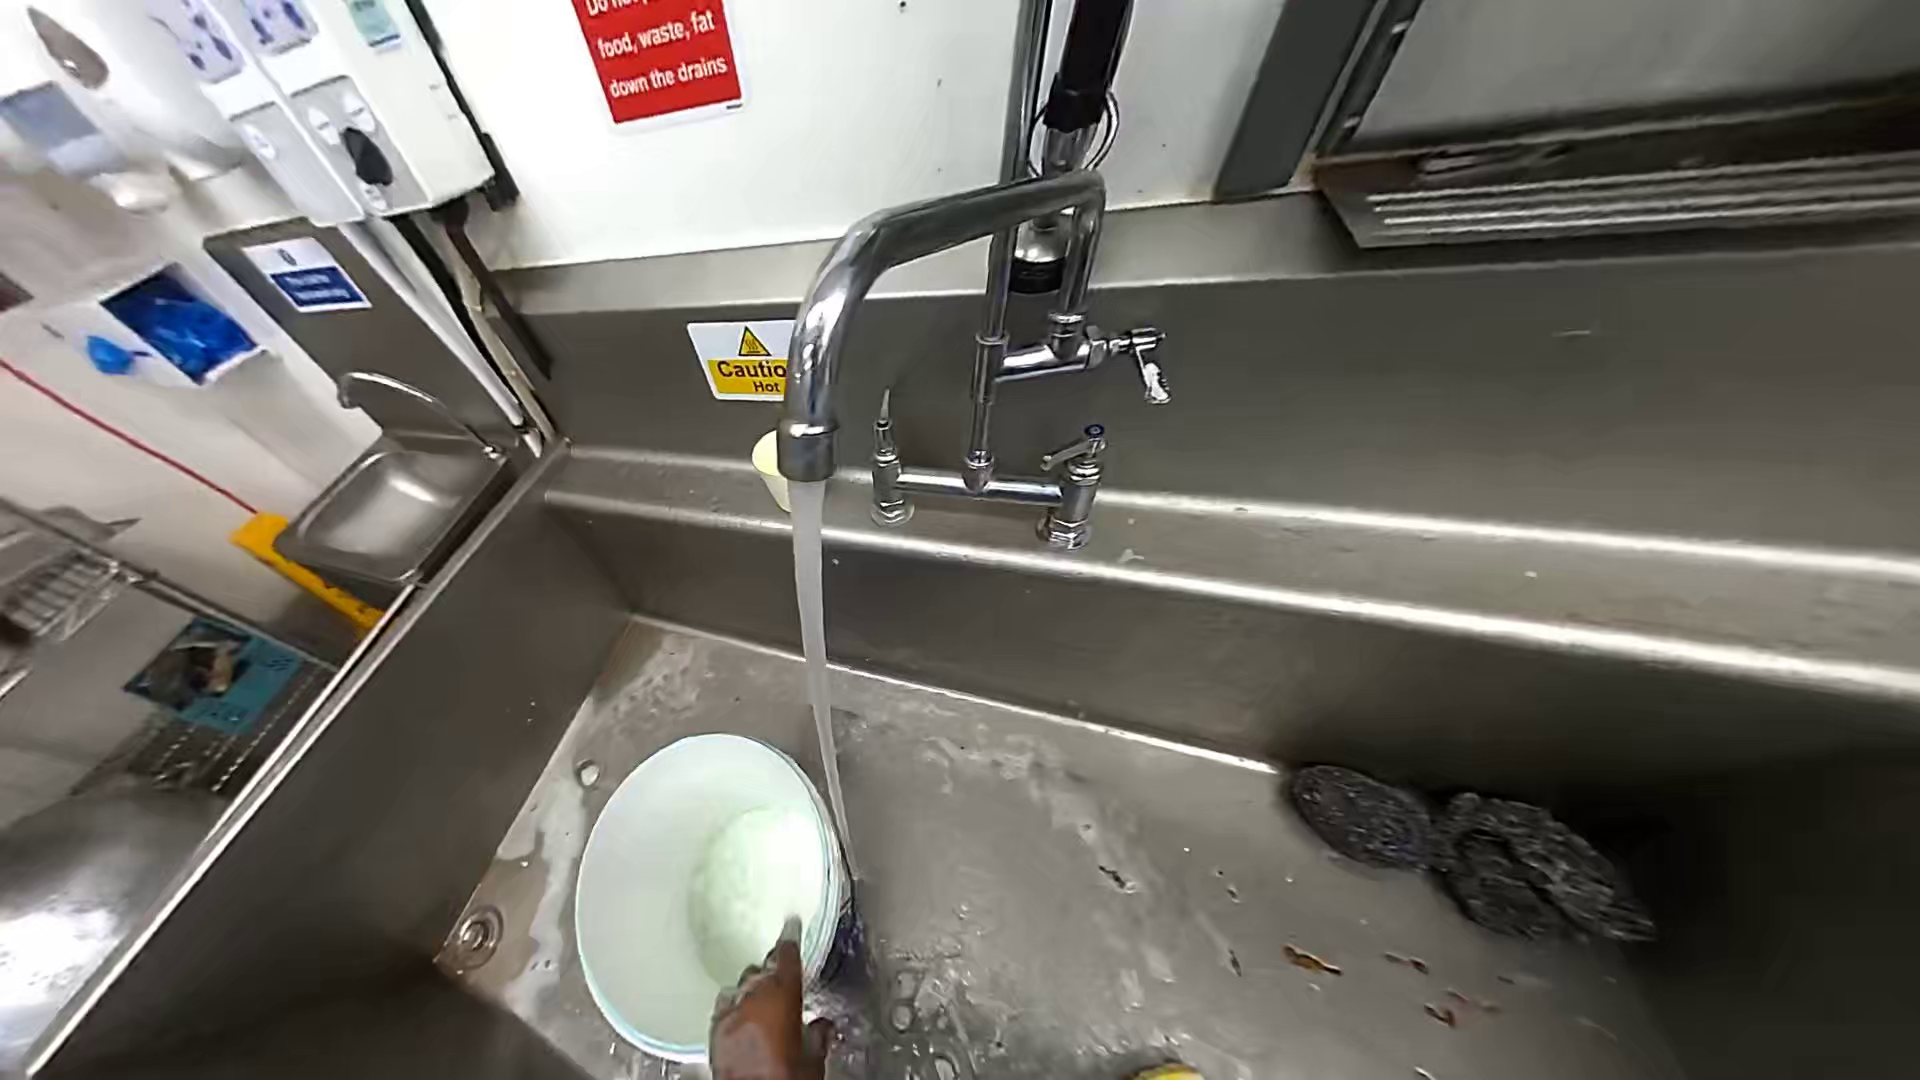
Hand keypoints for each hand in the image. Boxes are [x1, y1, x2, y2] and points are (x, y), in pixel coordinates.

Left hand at [710, 918, 833, 1079]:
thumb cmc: (787, 1079)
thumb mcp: (813, 1056)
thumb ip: (818, 1033)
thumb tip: (822, 1026)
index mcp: (783, 991)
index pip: (787, 952)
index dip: (791, 936)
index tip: (791, 924)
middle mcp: (755, 994)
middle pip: (762, 968)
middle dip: (772, 970)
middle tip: (781, 978)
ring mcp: (731, 1011)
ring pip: (742, 985)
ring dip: (752, 989)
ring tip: (759, 999)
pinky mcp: (714, 1032)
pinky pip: (724, 1005)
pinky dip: (733, 1005)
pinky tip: (738, 1014)